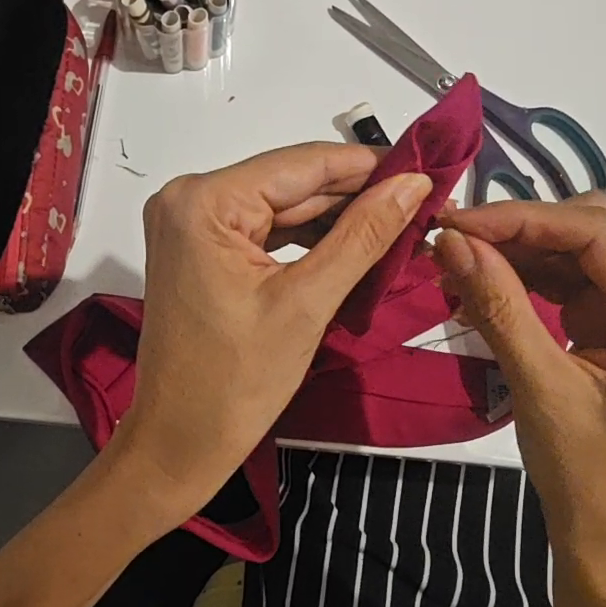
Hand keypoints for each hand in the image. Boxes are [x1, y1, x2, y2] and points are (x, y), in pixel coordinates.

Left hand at [112, 142, 431, 521]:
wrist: (180, 441)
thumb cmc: (235, 384)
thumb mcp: (307, 303)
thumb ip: (363, 236)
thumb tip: (412, 184)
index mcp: (203, 202)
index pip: (302, 164)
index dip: (369, 165)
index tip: (425, 168)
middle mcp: (188, 199)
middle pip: (291, 184)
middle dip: (356, 196)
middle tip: (421, 203)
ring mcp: (189, 224)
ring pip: (281, 207)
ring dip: (336, 219)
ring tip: (398, 226)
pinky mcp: (198, 249)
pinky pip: (263, 231)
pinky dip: (306, 240)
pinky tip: (352, 246)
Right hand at [432, 195, 605, 567]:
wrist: (601, 530)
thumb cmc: (584, 474)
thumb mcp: (539, 387)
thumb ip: (499, 307)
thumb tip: (450, 241)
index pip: (600, 237)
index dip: (524, 220)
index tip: (456, 223)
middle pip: (593, 232)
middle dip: (518, 231)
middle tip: (452, 240)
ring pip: (576, 249)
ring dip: (514, 251)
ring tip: (455, 262)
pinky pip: (567, 278)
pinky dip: (520, 276)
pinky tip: (478, 283)